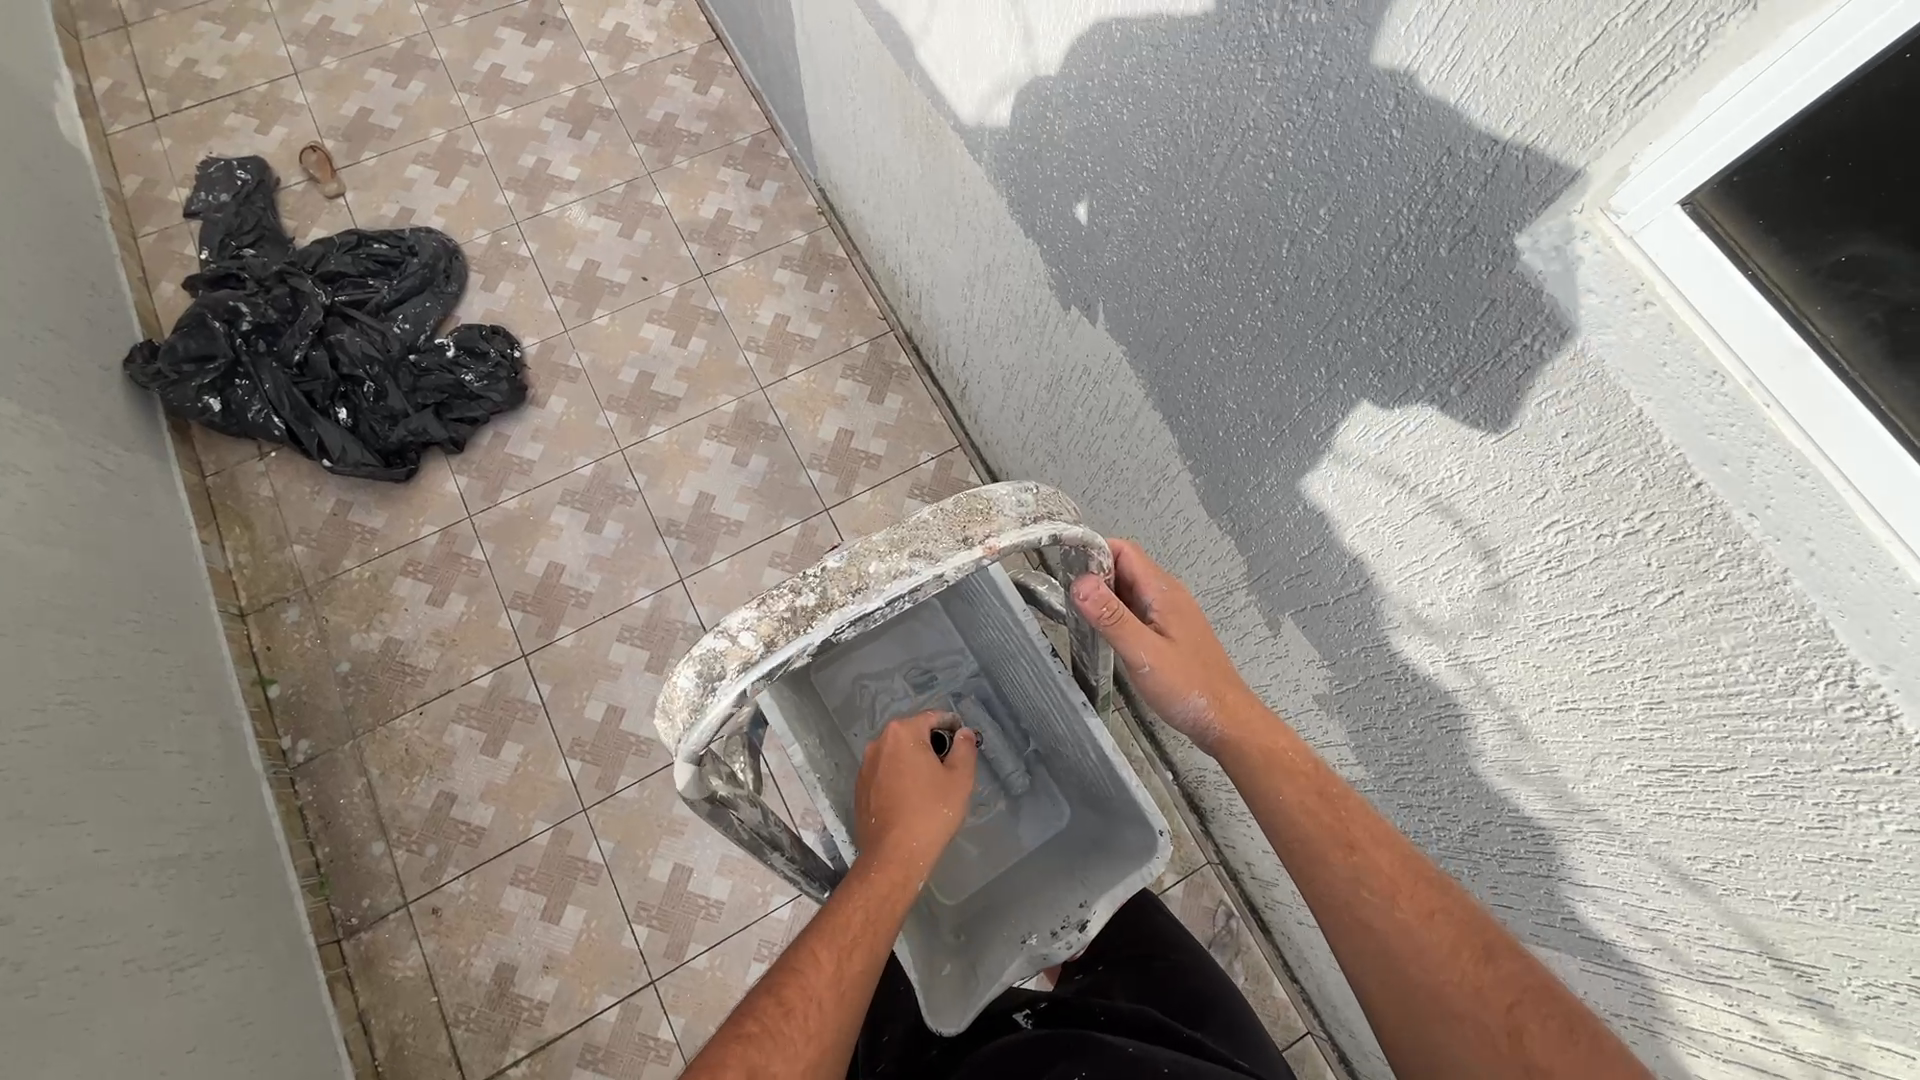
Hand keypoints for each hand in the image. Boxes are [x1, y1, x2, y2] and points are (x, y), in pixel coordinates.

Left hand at [854, 711, 979, 882]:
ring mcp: (865, 766)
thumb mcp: (960, 778)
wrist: (894, 855)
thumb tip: (963, 732)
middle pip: (912, 734)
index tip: (964, 739)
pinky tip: (911, 799)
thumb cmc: (931, 812)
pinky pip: (885, 772)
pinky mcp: (860, 788)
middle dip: (932, 744)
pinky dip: (899, 777)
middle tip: (951, 766)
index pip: (932, 717)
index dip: (951, 725)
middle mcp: (878, 743)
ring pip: (897, 754)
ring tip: (932, 785)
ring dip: (914, 761)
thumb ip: (964, 748)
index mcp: (902, 733)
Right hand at [1072, 538, 1273, 754]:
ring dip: (1103, 597)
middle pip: (1124, 567)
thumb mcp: (1143, 652)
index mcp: (1163, 592)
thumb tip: (1081, 583)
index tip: (1067, 569)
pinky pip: (1135, 610)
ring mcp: (1168, 613)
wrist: (1225, 720)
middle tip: (1066, 596)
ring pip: (1128, 590)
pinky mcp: (1166, 632)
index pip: (1124, 550)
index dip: (1094, 553)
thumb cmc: (1189, 688)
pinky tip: (1102, 633)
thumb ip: (1111, 617)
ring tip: (1078, 615)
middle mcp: (1167, 595)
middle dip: (1094, 576)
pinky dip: (1115, 615)